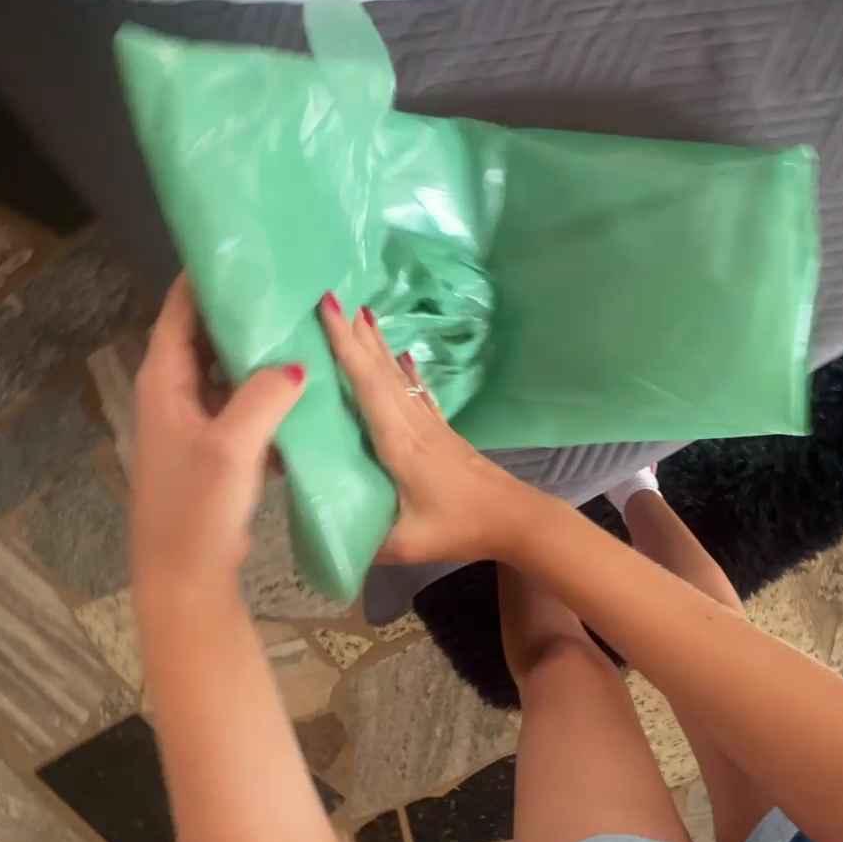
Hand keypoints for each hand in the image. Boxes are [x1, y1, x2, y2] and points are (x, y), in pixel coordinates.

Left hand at [132, 279, 303, 612]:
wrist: (188, 573)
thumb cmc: (197, 507)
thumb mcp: (231, 447)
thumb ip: (264, 398)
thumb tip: (298, 364)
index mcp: (165, 381)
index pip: (181, 312)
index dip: (206, 279)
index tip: (246, 252)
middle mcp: (176, 394)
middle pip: (208, 338)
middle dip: (244, 313)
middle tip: (290, 289)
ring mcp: (198, 422)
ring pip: (230, 372)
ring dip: (261, 355)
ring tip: (305, 331)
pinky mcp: (219, 448)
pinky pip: (247, 406)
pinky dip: (271, 395)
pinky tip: (307, 390)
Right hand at [317, 293, 545, 563]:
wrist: (515, 519)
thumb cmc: (461, 527)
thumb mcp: (407, 544)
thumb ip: (363, 543)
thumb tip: (326, 541)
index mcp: (400, 442)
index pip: (368, 384)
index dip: (346, 345)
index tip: (328, 307)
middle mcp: (414, 424)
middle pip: (381, 370)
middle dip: (356, 333)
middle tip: (334, 297)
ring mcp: (433, 426)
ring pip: (400, 377)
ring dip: (379, 345)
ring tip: (363, 313)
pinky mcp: (445, 434)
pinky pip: (420, 394)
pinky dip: (409, 373)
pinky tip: (407, 358)